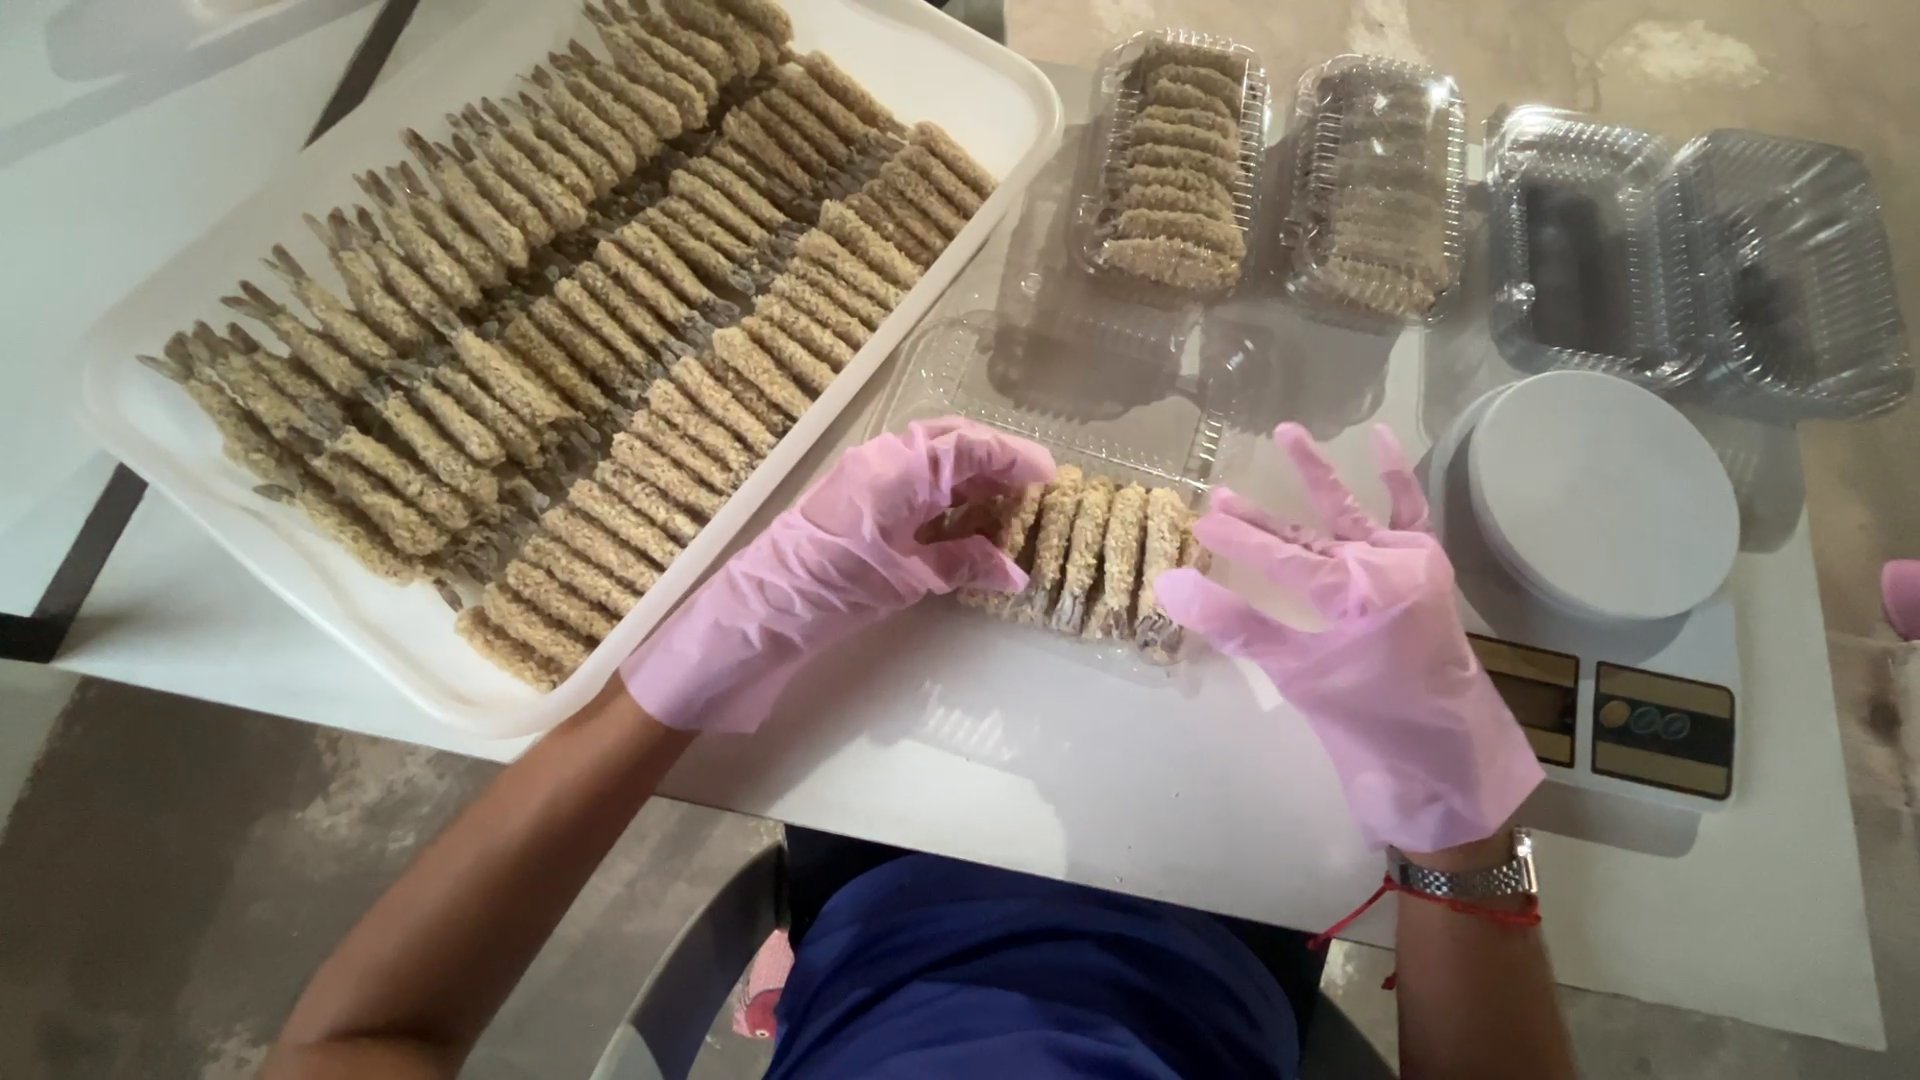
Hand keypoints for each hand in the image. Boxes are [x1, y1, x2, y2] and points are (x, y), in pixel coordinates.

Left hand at [619, 418, 1054, 733]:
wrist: (759, 610)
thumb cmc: (834, 589)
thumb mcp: (907, 579)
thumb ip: (964, 563)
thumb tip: (1017, 572)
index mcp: (901, 468)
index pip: (971, 447)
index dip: (1015, 457)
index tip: (1051, 474)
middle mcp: (885, 457)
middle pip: (952, 441)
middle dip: (994, 458)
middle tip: (1030, 486)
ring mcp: (867, 472)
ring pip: (931, 457)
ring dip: (969, 475)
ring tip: (1006, 503)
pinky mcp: (855, 494)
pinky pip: (911, 477)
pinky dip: (943, 490)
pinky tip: (962, 516)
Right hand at [1155, 423, 1542, 851]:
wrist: (1448, 767)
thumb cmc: (1369, 725)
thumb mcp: (1297, 675)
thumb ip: (1235, 625)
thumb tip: (1168, 584)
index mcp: (1360, 590)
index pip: (1280, 556)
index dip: (1235, 541)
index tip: (1196, 526)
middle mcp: (1390, 565)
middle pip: (1307, 535)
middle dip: (1259, 520)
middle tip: (1218, 499)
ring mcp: (1414, 565)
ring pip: (1350, 514)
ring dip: (1318, 476)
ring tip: (1288, 433)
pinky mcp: (1428, 574)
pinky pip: (1411, 516)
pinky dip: (1397, 479)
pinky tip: (1382, 441)